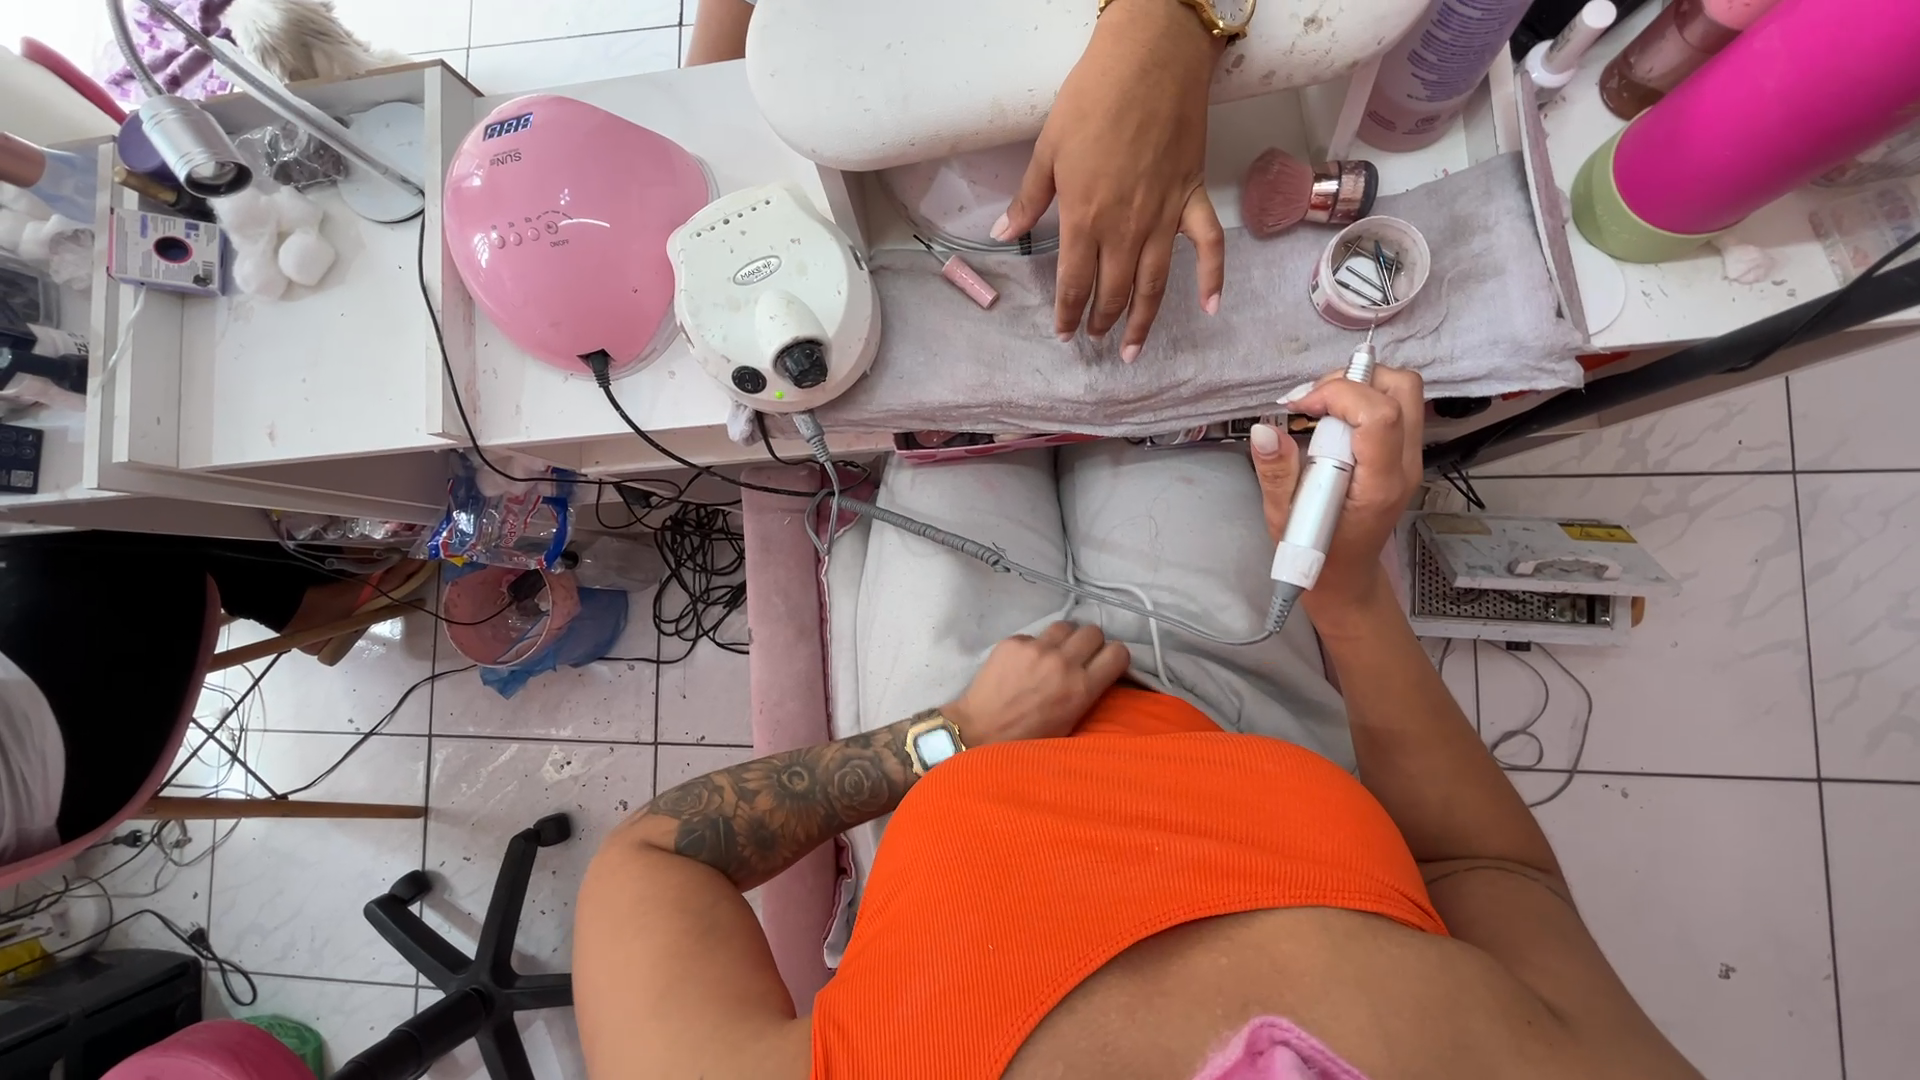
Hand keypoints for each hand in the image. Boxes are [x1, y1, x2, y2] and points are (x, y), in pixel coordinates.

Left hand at [944, 622, 1131, 744]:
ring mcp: (1036, 648)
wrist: (979, 730)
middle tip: (1078, 657)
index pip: (1118, 652)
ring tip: (1053, 654)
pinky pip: (1034, 634)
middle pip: (1093, 631)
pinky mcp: (1013, 641)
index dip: (1113, 656)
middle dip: (1089, 643)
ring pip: (1065, 626)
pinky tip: (1023, 662)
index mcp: (1082, 688)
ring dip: (1063, 638)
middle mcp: (1063, 662)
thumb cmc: (1028, 737)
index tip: (1104, 662)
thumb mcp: (1070, 722)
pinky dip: (1033, 645)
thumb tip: (1098, 671)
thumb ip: (1087, 692)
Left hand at [994, 0, 1225, 361]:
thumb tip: (1002, 234)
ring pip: (1154, 284)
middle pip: (1113, 292)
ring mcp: (1163, 217)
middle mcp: (1124, 229)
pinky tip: (1211, 307)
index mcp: (1085, 220)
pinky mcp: (1193, 198)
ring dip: (1142, 321)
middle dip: (1100, 321)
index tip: (1063, 334)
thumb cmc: (1093, 99)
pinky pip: (1207, 246)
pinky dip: (1212, 277)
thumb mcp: (1048, 150)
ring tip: (1131, 349)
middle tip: (1093, 336)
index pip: (1074, 284)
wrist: (1152, 57)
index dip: (1067, 314)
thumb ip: (1028, 200)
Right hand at [1248, 366, 1424, 621]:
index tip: (1299, 406)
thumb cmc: (1313, 553)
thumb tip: (1264, 428)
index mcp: (1378, 484)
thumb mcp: (1282, 518)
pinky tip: (1331, 422)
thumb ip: (1276, 472)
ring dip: (1360, 387)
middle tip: (1315, 400)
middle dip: (1355, 380)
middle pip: (1404, 389)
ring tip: (1321, 408)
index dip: (1338, 395)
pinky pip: (1396, 408)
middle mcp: (1405, 466)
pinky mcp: (1403, 455)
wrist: (1345, 576)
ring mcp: (1410, 459)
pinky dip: (1363, 400)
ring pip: (1404, 393)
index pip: (1379, 415)